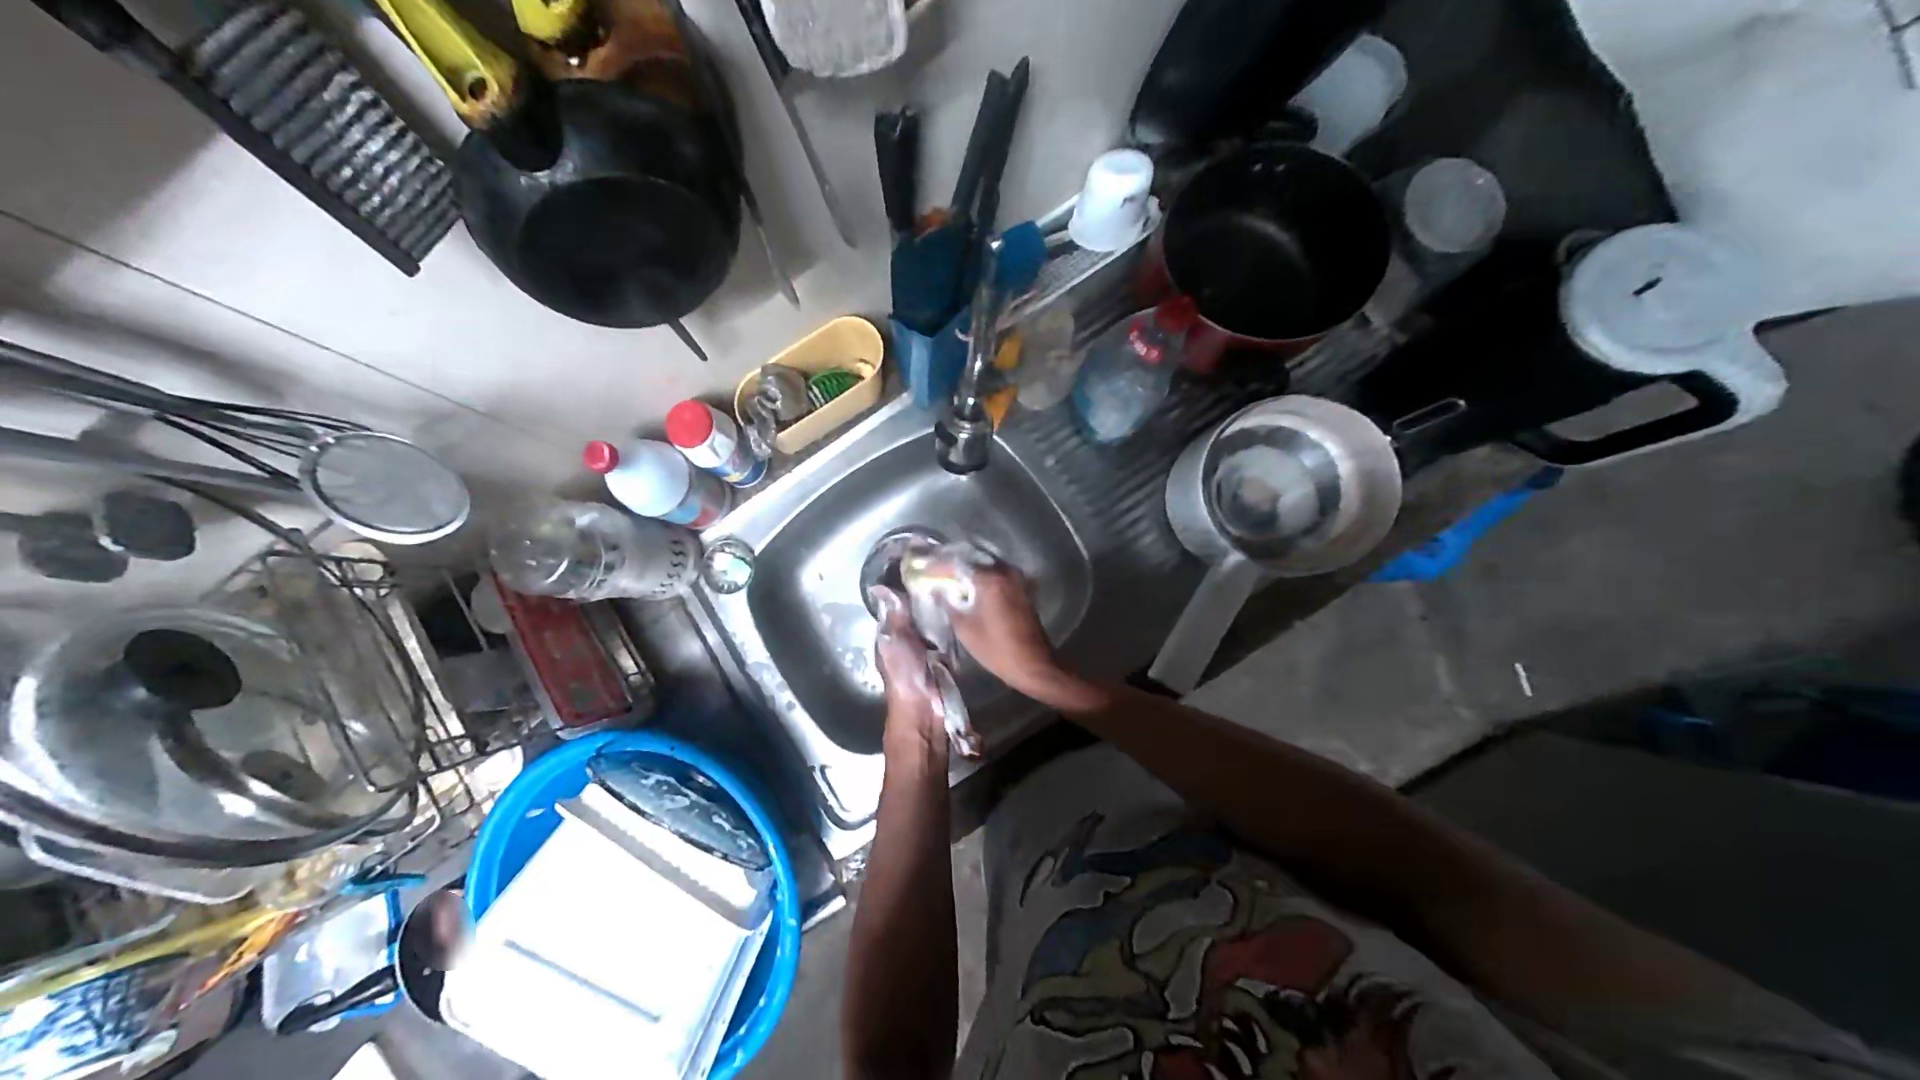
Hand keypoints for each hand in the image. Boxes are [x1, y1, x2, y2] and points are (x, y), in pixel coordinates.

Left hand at [869, 585, 947, 757]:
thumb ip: (892, 616)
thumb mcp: (894, 641)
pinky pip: (949, 637)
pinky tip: (964, 615)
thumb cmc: (904, 675)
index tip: (923, 569)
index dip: (907, 590)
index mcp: (889, 636)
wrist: (925, 710)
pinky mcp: (944, 660)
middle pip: (918, 613)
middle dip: (928, 599)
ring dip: (943, 613)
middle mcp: (906, 641)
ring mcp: (926, 651)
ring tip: (958, 590)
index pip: (897, 606)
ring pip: (934, 623)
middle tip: (947, 577)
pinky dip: (954, 628)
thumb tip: (877, 587)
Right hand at [930, 559, 1067, 702]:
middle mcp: (1007, 573)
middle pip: (975, 563)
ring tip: (952, 583)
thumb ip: (948, 604)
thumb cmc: (997, 648)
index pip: (959, 564)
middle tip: (938, 575)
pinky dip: (986, 583)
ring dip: (972, 575)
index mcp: (991, 579)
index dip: (940, 567)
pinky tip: (973, 592)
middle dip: (956, 569)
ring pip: (989, 570)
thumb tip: (937, 590)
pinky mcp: (1025, 591)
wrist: (1033, 665)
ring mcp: (1019, 581)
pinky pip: (1000, 579)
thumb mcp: (965, 629)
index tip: (925, 570)